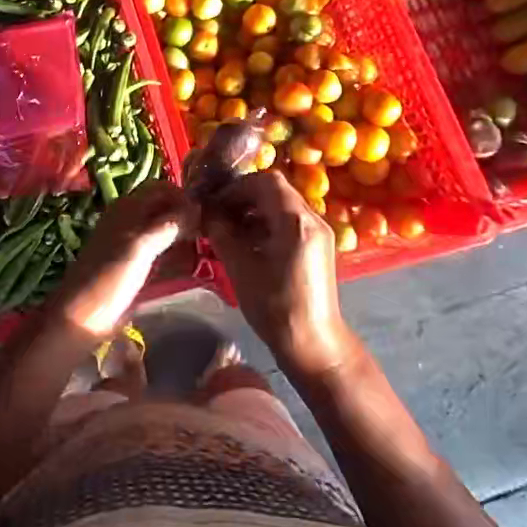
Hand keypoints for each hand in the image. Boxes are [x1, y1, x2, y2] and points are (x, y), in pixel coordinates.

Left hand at [51, 182, 194, 337]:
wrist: (82, 318)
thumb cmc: (109, 277)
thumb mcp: (141, 245)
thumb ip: (169, 224)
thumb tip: (198, 207)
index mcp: (128, 207)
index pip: (163, 189)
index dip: (185, 196)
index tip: (208, 212)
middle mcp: (132, 221)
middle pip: (166, 209)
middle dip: (188, 216)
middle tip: (212, 231)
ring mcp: (134, 244)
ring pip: (167, 231)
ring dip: (186, 236)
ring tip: (208, 247)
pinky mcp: (138, 267)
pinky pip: (164, 253)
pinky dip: (179, 254)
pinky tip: (195, 264)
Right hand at [200, 171, 355, 378]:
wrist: (313, 345)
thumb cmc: (274, 307)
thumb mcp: (240, 267)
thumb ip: (222, 233)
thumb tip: (207, 212)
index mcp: (295, 221)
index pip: (265, 181)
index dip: (236, 187)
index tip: (215, 203)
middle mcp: (312, 219)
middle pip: (275, 190)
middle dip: (244, 197)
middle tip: (219, 215)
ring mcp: (319, 232)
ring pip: (283, 205)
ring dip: (255, 210)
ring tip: (230, 230)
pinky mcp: (318, 246)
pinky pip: (290, 221)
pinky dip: (268, 223)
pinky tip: (249, 243)